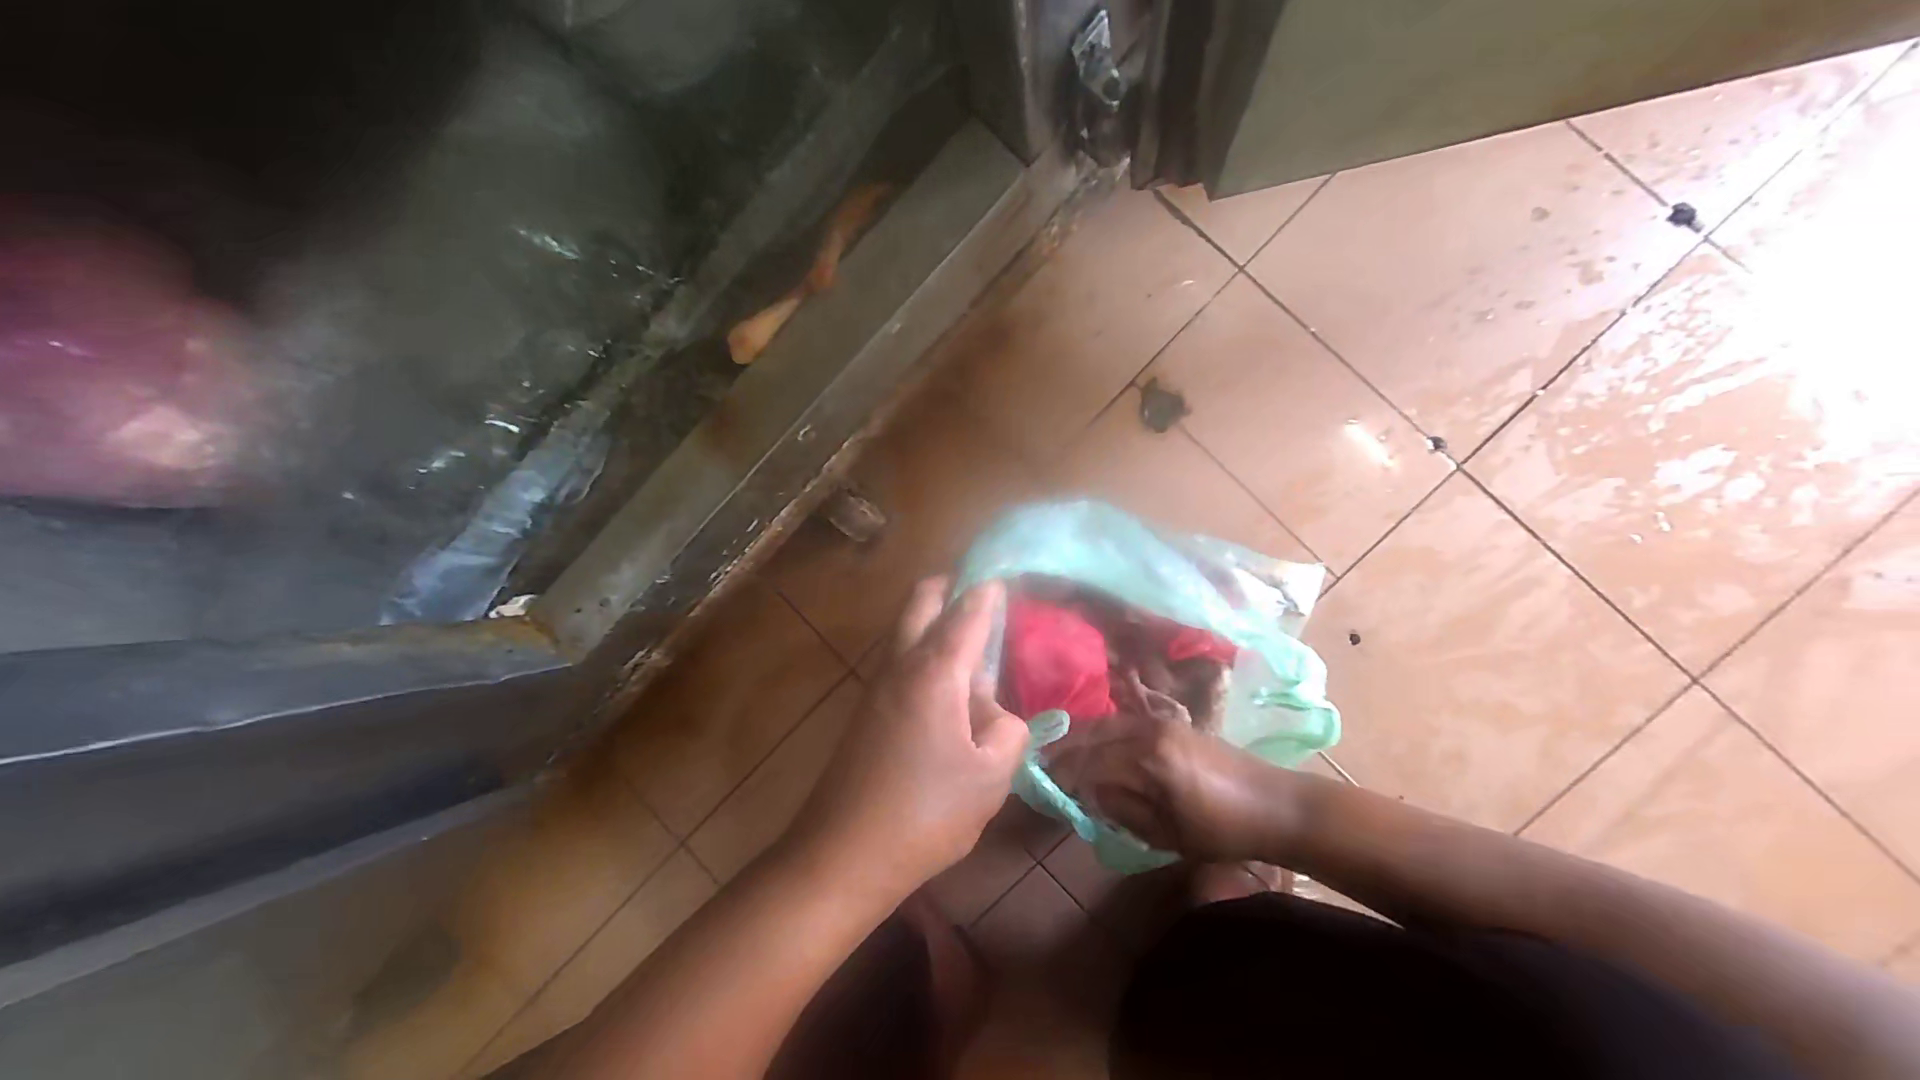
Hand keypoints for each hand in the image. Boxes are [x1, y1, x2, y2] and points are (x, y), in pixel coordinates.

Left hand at [784, 577, 1028, 898]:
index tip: (1013, 574)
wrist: (843, 854)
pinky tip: (950, 684)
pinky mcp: (866, 709)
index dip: (992, 589)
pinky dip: (924, 648)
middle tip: (988, 594)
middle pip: (922, 600)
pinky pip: (900, 657)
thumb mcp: (991, 777)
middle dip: (953, 584)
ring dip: (934, 616)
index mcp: (936, 671)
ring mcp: (877, 685)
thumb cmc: (926, 813)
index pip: (968, 610)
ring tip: (975, 638)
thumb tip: (996, 712)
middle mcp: (901, 664)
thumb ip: (1008, 731)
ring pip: (905, 627)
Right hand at [1042, 702, 1302, 863]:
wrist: (1275, 804)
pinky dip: (1103, 733)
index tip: (1041, 784)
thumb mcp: (1167, 833)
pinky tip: (1096, 747)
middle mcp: (1148, 730)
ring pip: (1106, 724)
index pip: (1088, 761)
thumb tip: (1088, 793)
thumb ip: (1121, 809)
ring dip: (1082, 738)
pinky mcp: (1172, 722)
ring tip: (1062, 755)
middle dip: (1065, 750)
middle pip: (1092, 735)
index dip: (1062, 773)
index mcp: (1146, 760)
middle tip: (1042, 765)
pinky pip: (1124, 722)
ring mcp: (1161, 721)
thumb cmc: (1223, 830)